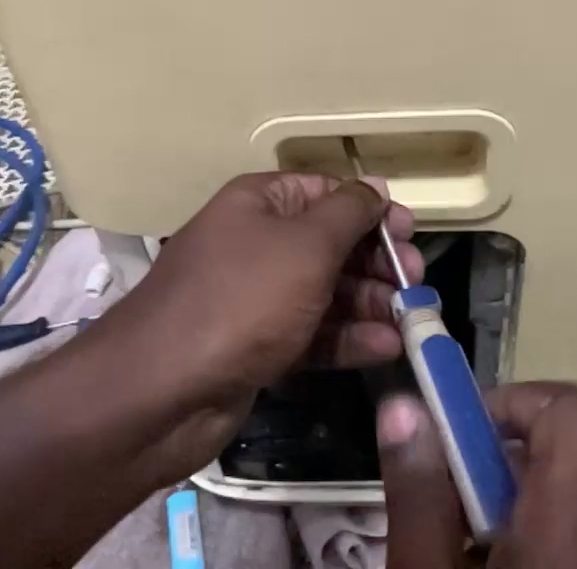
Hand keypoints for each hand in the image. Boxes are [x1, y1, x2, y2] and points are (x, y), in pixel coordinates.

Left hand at [86, 172, 421, 473]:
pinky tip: (384, 348)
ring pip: (324, 291)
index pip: (326, 193)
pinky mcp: (257, 345)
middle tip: (414, 283)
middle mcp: (256, 242)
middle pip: (329, 243)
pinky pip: (310, 332)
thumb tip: (377, 187)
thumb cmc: (242, 299)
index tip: (409, 234)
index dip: (370, 211)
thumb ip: (349, 213)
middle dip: (375, 262)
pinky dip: (346, 338)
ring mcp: (255, 297)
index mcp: (260, 203)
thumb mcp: (306, 245)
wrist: (162, 390)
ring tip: (410, 321)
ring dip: (369, 304)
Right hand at [377, 382, 576, 568]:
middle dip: (489, 468)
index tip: (457, 442)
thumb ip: (418, 494)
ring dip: (505, 512)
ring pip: (561, 504)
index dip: (511, 403)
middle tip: (441, 515)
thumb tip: (403, 403)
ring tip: (459, 557)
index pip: (570, 408)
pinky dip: (532, 544)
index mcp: (575, 523)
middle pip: (556, 457)